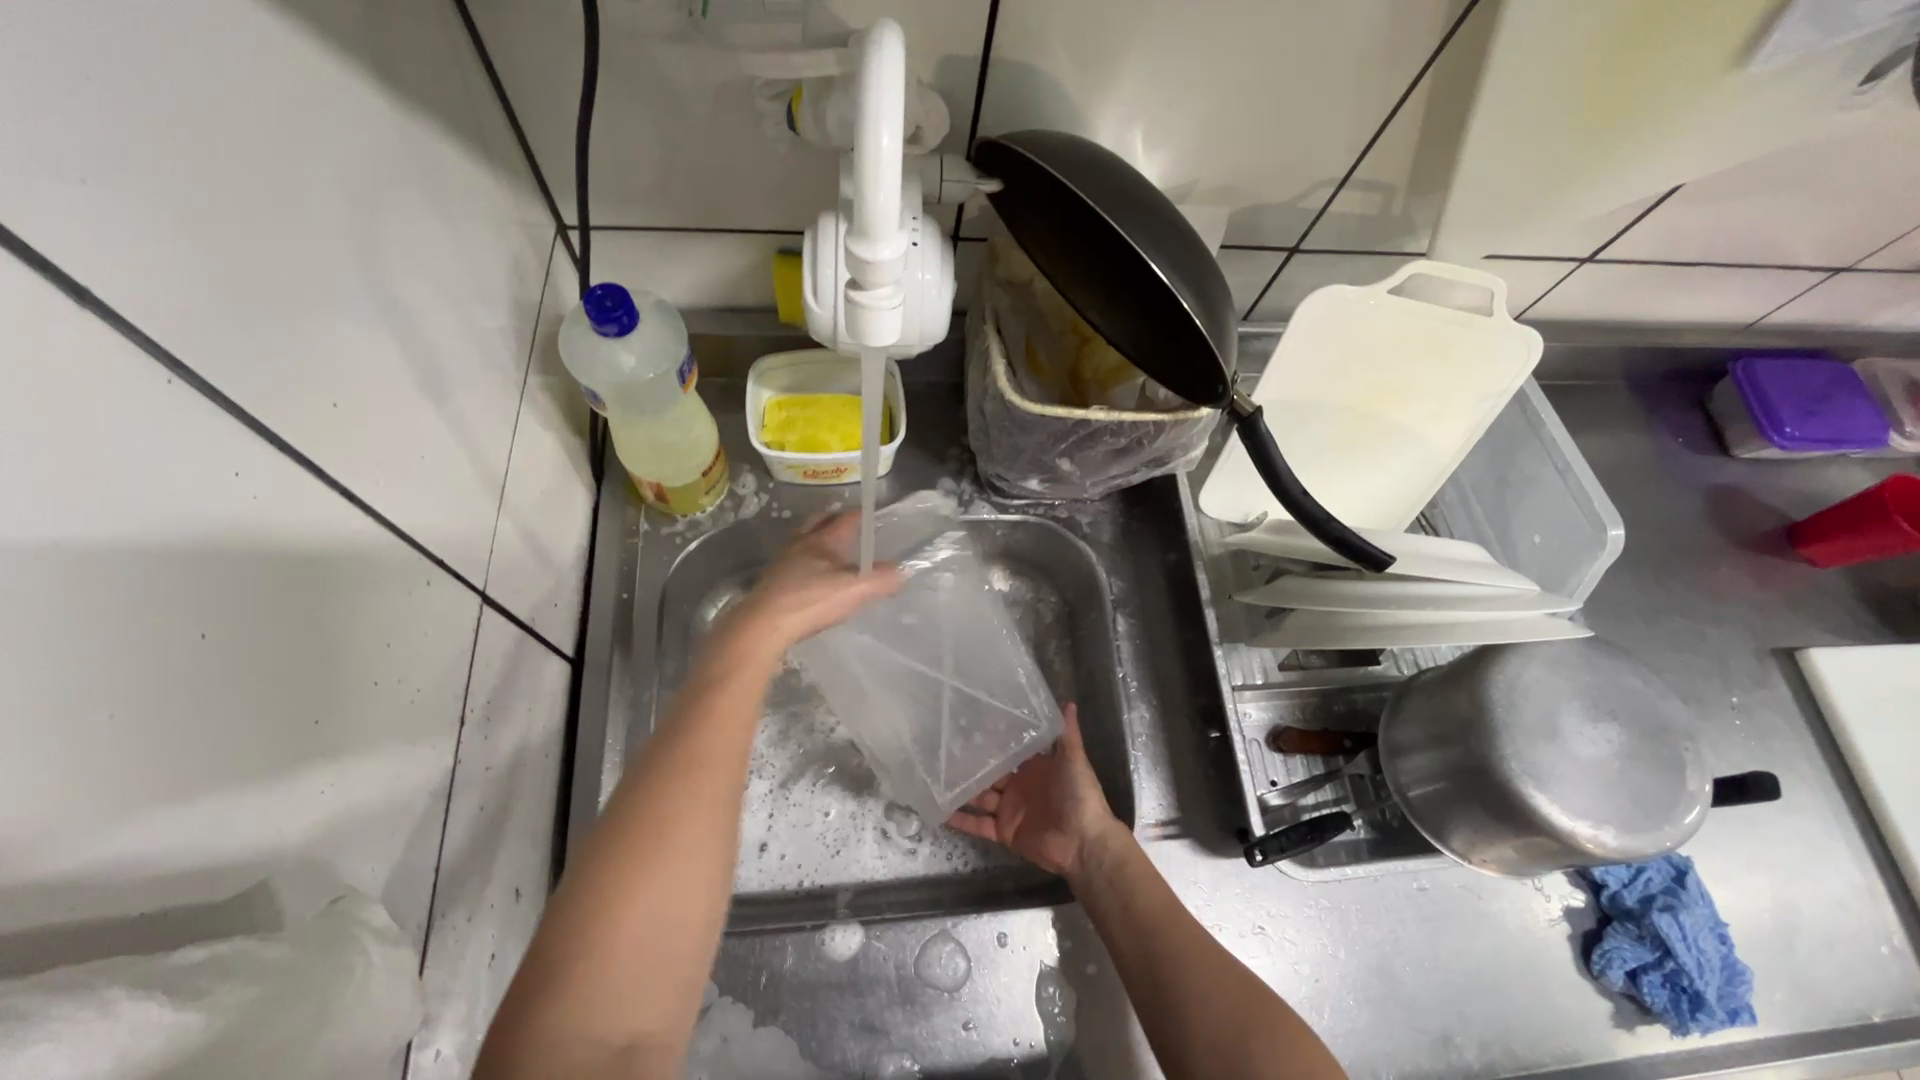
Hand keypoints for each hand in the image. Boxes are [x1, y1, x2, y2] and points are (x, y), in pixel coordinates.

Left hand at [717, 511, 901, 658]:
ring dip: (815, 540)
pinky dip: (804, 562)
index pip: (845, 519)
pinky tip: (810, 577)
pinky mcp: (771, 582)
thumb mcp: (854, 590)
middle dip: (832, 520)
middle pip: (817, 523)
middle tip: (845, 525)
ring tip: (829, 550)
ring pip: (801, 541)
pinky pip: (792, 562)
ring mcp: (782, 562)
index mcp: (822, 540)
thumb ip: (881, 580)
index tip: (871, 515)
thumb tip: (902, 572)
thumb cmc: (811, 600)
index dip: (860, 515)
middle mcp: (800, 544)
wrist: (764, 625)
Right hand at [944, 704, 1122, 878]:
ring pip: (980, 797)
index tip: (969, 726)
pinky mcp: (1004, 832)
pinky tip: (940, 812)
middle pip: (991, 773)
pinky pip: (978, 825)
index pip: (1010, 751)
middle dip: (971, 765)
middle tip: (944, 750)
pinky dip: (961, 820)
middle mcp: (1020, 786)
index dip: (993, 742)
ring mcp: (1010, 810)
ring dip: (961, 790)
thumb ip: (1066, 734)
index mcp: (1036, 768)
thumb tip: (1068, 702)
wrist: (1083, 842)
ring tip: (936, 778)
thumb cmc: (1079, 795)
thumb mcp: (1074, 760)